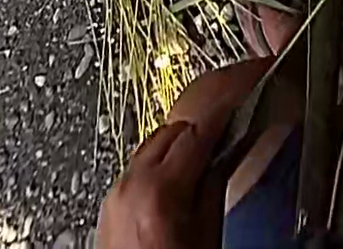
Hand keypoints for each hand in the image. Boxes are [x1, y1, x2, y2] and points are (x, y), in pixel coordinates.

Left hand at [95, 118, 227, 248]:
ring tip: (199, 162)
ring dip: (176, 145)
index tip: (234, 107)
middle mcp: (133, 183)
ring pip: (152, 144)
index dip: (219, 118)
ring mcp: (117, 191)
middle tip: (222, 138)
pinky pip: (137, 165)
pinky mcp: (109, 201)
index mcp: (162, 192)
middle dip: (198, 132)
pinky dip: (157, 164)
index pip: (196, 134)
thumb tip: (224, 152)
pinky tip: (172, 180)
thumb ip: (214, 186)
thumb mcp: (207, 238)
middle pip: (171, 132)